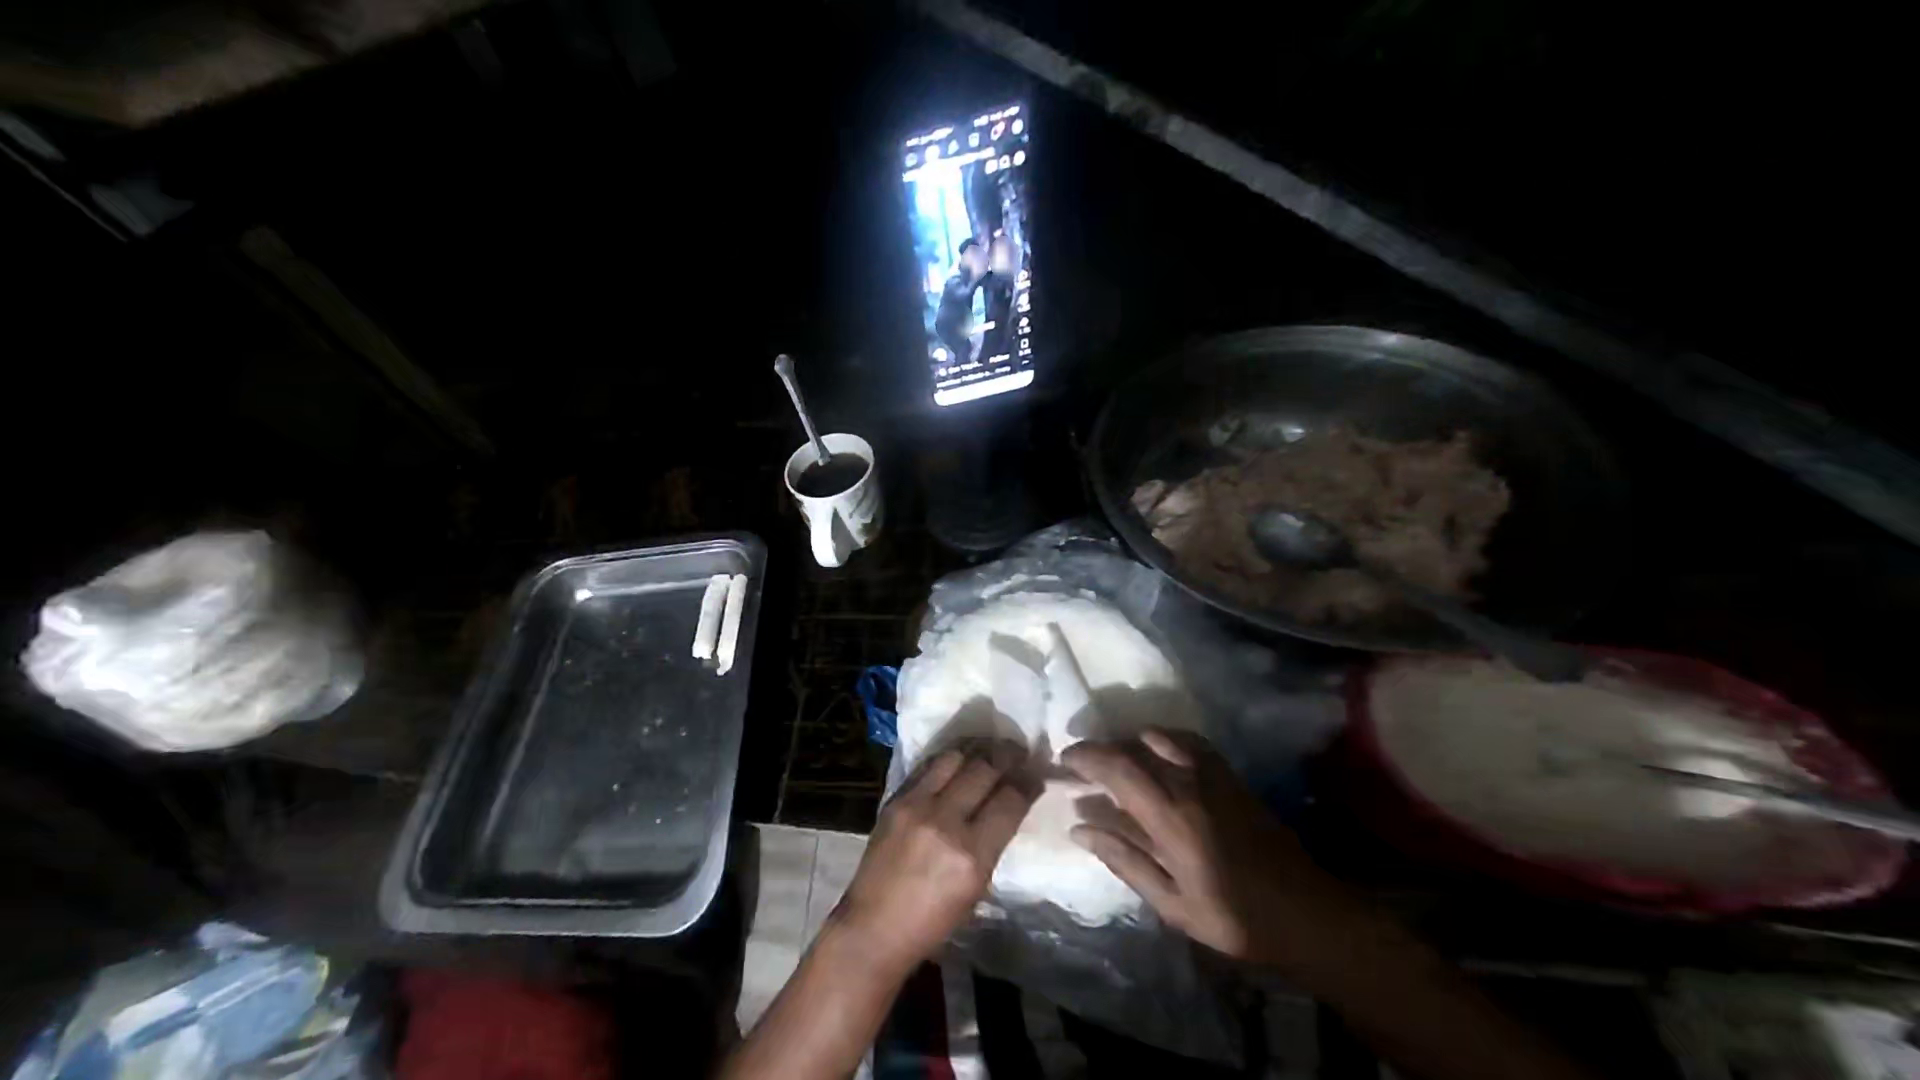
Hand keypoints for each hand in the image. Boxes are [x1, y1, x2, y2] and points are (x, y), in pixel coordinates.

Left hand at [832, 741, 1036, 970]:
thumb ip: (993, 841)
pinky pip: (928, 767)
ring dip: (977, 751)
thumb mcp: (977, 887)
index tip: (1036, 773)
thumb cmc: (933, 922)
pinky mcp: (895, 800)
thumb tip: (1010, 803)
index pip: (1010, 801)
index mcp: (972, 856)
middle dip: (1008, 756)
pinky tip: (959, 761)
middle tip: (1018, 751)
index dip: (1028, 782)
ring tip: (988, 750)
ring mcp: (916, 806)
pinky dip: (948, 761)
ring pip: (955, 757)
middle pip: (985, 769)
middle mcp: (945, 822)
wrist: (874, 928)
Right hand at [1062, 730, 1350, 970]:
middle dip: (1100, 747)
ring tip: (1114, 756)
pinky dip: (1164, 738)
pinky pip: (1190, 741)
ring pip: (1162, 737)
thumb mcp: (1172, 904)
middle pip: (1135, 747)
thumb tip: (1079, 829)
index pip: (1119, 769)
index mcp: (1172, 819)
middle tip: (1079, 758)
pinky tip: (1156, 752)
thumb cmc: (1233, 918)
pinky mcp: (1231, 776)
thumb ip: (1125, 860)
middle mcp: (1191, 785)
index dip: (1086, 757)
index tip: (1064, 760)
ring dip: (1130, 739)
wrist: (1306, 913)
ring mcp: (1214, 776)